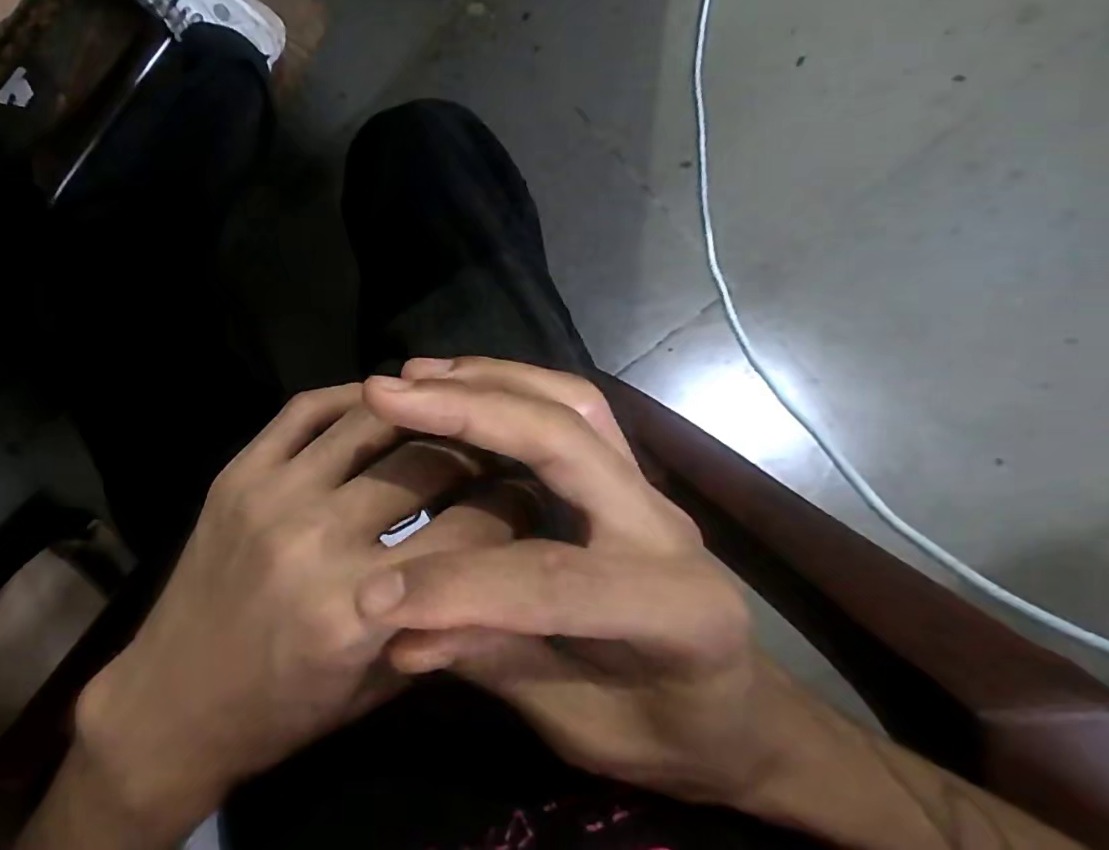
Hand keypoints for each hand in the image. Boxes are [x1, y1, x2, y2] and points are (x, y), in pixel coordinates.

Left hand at [65, 383, 521, 841]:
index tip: (533, 498)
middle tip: (500, 451)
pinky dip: (350, 396)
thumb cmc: (285, 709)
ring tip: (451, 416)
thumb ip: (442, 614)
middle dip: (480, 454)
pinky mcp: (238, 472)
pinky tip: (382, 398)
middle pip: (426, 465)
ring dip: (422, 414)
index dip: (515, 510)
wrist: (174, 699)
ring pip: (368, 423)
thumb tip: (500, 546)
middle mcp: (316, 539)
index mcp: (358, 608)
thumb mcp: (380, 687)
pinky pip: (303, 410)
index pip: (469, 534)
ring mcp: (270, 495)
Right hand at [355, 357, 790, 806]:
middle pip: (566, 442)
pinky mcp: (625, 470)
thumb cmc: (664, 732)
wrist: (738, 713)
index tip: (370, 595)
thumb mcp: (577, 722)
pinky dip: (505, 383)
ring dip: (485, 380)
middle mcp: (665, 527)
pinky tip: (453, 381)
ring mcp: (647, 487)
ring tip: (412, 377)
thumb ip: (492, 662)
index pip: (550, 580)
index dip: (455, 586)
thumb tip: (395, 634)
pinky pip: (570, 405)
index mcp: (674, 609)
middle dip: (468, 413)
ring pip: (571, 403)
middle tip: (384, 396)